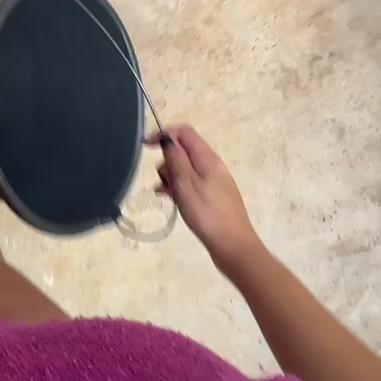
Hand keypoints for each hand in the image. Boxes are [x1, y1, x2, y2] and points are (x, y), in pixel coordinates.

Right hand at [150, 125, 264, 273]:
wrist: (234, 248)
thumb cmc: (207, 213)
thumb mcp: (185, 183)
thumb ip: (175, 157)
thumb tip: (168, 139)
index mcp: (208, 159)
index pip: (184, 132)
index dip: (164, 133)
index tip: (146, 146)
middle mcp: (212, 166)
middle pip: (183, 150)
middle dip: (167, 161)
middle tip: (164, 180)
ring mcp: (214, 182)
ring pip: (184, 168)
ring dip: (171, 176)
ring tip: (167, 194)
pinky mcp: (212, 196)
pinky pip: (190, 183)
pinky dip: (178, 187)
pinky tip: (171, 200)